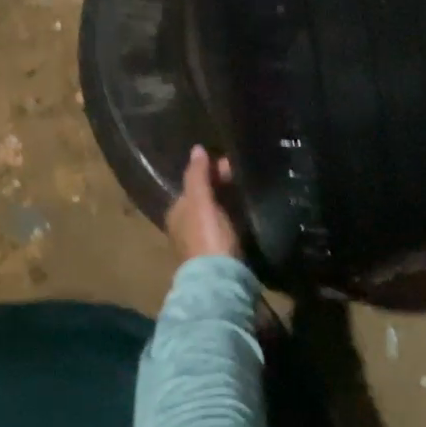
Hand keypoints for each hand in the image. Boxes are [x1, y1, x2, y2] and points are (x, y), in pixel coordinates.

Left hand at [167, 145, 242, 261]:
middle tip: (244, 176)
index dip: (211, 170)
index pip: (194, 183)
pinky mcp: (217, 250)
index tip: (233, 163)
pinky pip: (224, 223)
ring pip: (215, 210)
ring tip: (248, 190)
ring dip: (228, 199)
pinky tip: (245, 212)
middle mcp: (184, 224)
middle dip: (221, 184)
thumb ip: (198, 176)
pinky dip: (232, 214)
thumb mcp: (200, 201)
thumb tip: (197, 149)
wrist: (219, 277)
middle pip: (204, 196)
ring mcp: (200, 238)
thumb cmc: (207, 236)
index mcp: (177, 211)